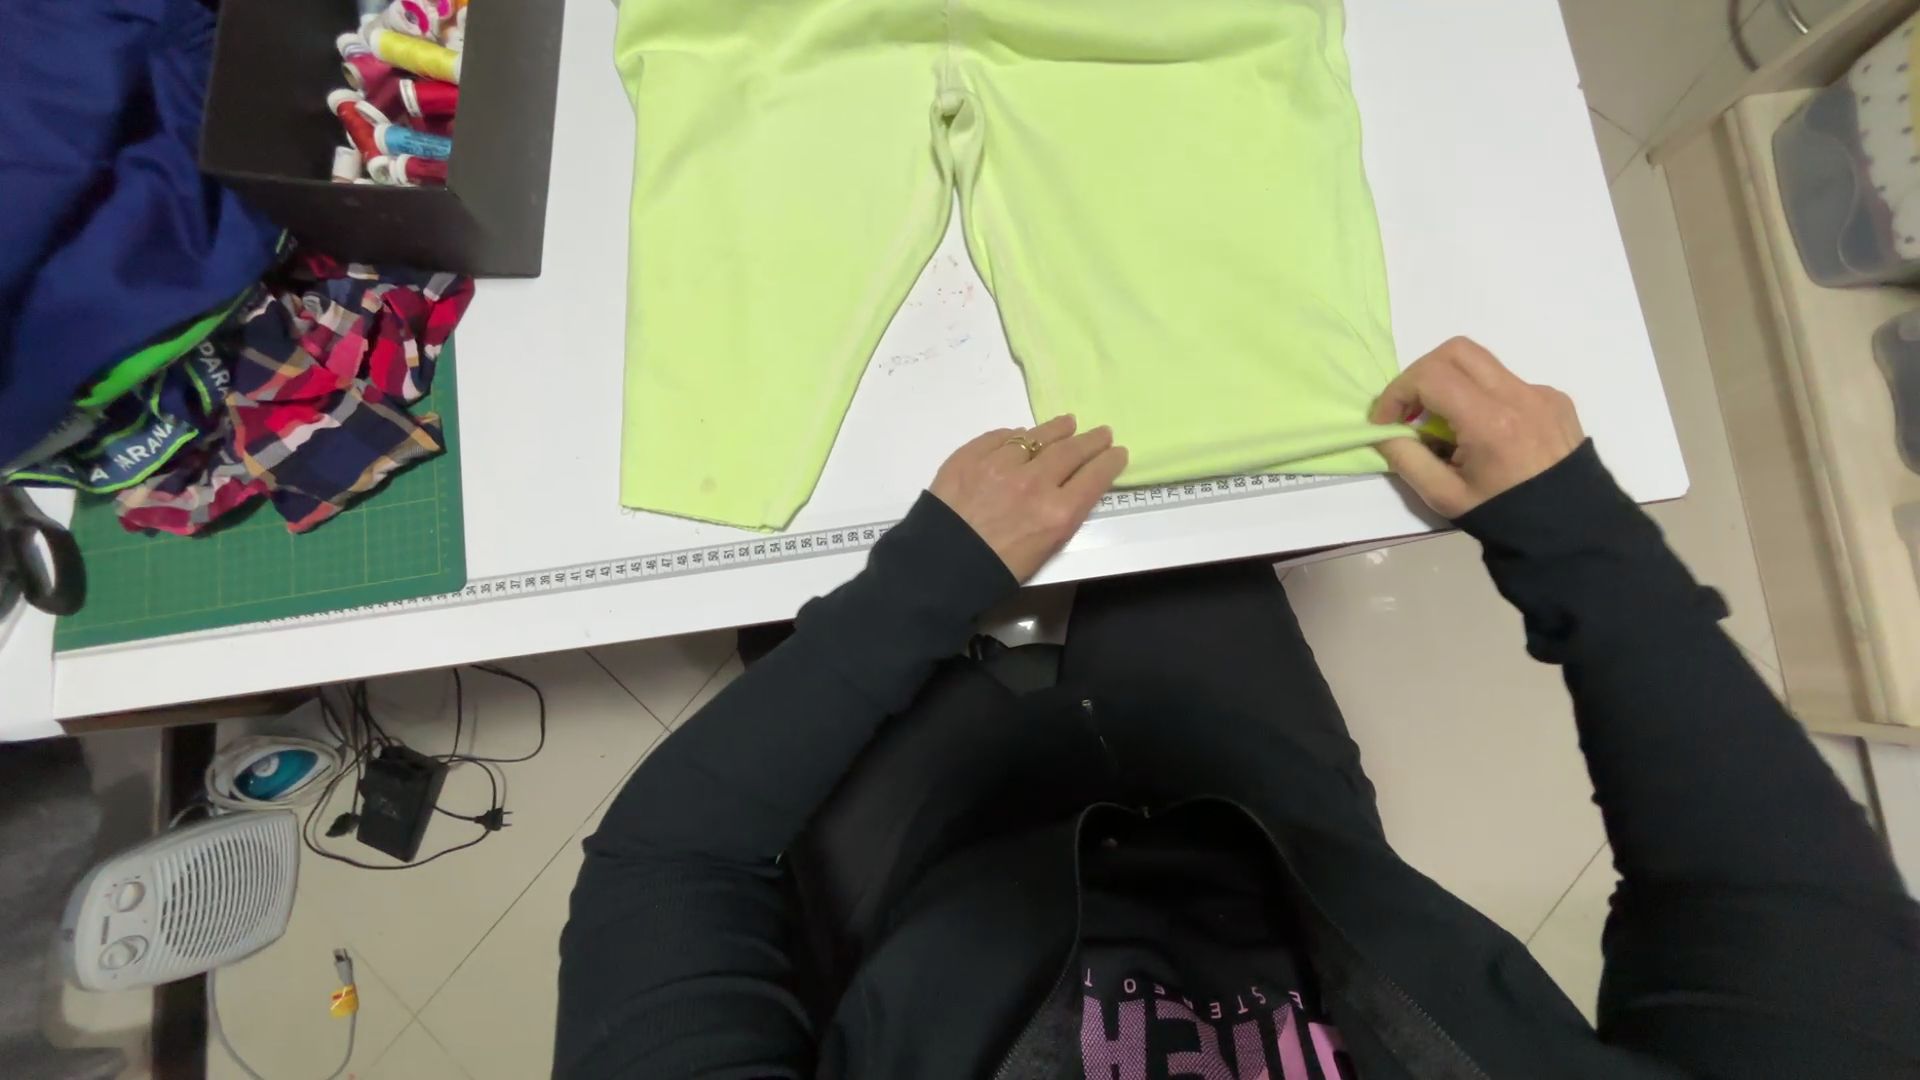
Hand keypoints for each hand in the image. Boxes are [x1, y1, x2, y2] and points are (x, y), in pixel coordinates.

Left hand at [929, 414, 1128, 581]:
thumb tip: (1063, 485)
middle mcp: (1035, 482)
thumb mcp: (1043, 552)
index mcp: (1057, 513)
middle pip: (1071, 451)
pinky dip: (1014, 436)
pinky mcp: (970, 456)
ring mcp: (1000, 464)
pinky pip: (999, 437)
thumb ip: (1059, 516)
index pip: (1095, 476)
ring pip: (1036, 436)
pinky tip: (1020, 435)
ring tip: (1066, 424)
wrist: (937, 569)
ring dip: (1055, 430)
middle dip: (1090, 441)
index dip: (1110, 461)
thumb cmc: (993, 572)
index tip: (1117, 452)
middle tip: (1100, 433)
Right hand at [1369, 337, 1584, 517]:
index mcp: (1490, 422)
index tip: (1386, 421)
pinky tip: (1479, 433)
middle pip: (1456, 350)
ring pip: (1480, 362)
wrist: (1571, 526)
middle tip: (1407, 408)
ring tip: (1439, 422)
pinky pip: (1503, 382)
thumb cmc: (1501, 513)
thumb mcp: (1441, 495)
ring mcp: (1540, 392)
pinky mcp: (1552, 397)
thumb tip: (1383, 431)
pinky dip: (1477, 397)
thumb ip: (1405, 457)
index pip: (1430, 376)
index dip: (1396, 392)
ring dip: (1447, 383)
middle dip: (1419, 374)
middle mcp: (1519, 395)